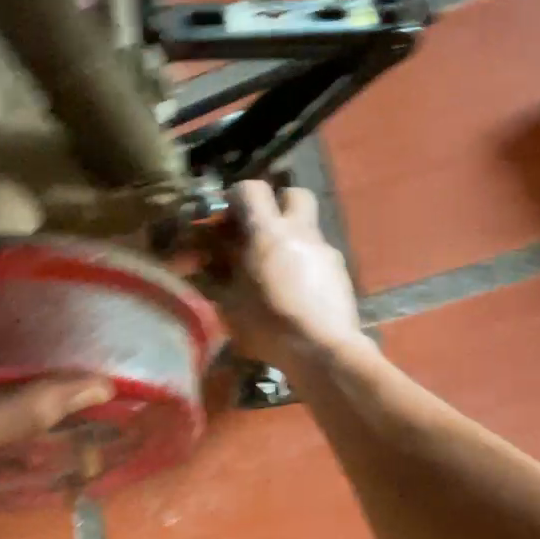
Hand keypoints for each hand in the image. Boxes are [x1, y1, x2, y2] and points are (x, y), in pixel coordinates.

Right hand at [215, 180, 372, 366]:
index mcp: (268, 232)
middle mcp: (300, 231)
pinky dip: (305, 265)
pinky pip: (319, 256)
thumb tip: (200, 263)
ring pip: (308, 228)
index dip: (236, 197)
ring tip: (275, 272)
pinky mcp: (340, 272)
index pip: (251, 189)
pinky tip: (297, 293)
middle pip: (293, 194)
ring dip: (290, 239)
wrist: (323, 349)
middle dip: (276, 205)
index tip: (227, 218)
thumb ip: (214, 277)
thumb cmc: (268, 325)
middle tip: (260, 231)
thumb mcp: (229, 304)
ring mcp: (325, 250)